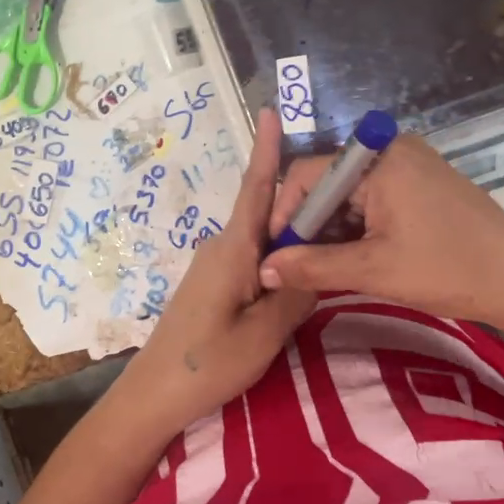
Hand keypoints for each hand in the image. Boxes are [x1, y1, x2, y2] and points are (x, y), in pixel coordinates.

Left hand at [113, 108, 316, 443]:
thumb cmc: (208, 363)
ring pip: (263, 239)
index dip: (266, 151)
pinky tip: (300, 272)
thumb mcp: (263, 333)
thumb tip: (316, 262)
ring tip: (335, 238)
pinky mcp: (216, 285)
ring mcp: (216, 266)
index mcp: (233, 250)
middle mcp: (222, 248)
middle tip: (348, 203)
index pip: (255, 190)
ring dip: (293, 235)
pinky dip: (279, 257)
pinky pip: (254, 259)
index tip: (271, 111)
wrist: (155, 393)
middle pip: (267, 214)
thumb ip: (294, 293)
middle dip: (303, 203)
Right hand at [258, 133, 503, 325]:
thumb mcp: (373, 271)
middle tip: (297, 265)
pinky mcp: (423, 185)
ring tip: (324, 267)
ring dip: (333, 229)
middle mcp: (392, 150)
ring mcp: (411, 166)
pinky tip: (355, 258)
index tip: (276, 252)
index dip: (285, 213)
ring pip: (350, 194)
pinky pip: (374, 198)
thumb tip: (264, 270)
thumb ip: (312, 266)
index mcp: (380, 158)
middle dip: (309, 224)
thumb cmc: (448, 270)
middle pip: (328, 182)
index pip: (307, 173)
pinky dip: (358, 227)